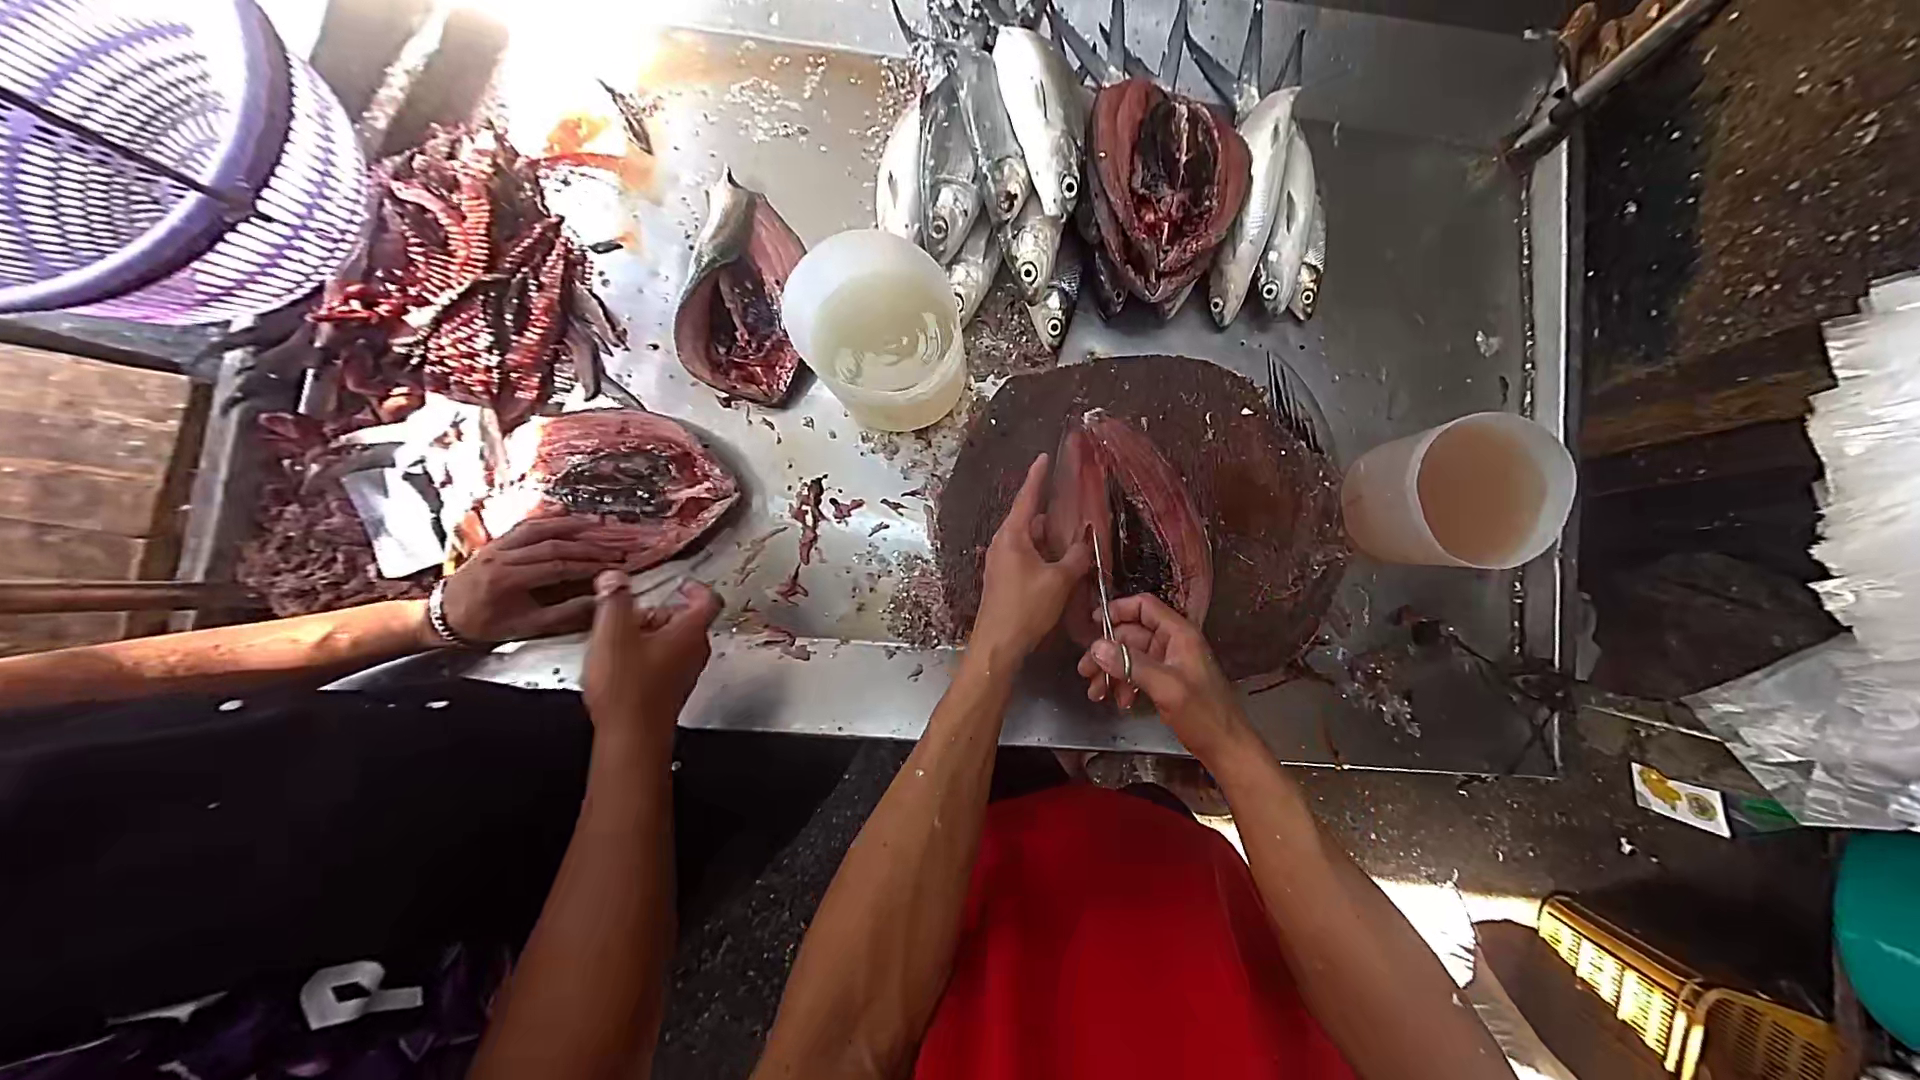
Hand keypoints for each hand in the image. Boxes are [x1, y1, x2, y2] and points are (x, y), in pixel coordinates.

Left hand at [440, 517, 628, 643]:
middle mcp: (502, 556)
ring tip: (597, 526)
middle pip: (553, 544)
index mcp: (507, 580)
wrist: (443, 615)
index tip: (612, 568)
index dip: (588, 566)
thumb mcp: (525, 627)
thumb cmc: (485, 624)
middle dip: (588, 547)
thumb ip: (562, 614)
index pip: (558, 567)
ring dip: (571, 525)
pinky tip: (566, 512)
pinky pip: (525, 524)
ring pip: (540, 528)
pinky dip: (548, 517)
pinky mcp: (497, 541)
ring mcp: (498, 545)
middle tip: (613, 550)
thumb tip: (597, 602)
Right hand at [583, 570, 721, 747]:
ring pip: (674, 641)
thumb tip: (615, 578)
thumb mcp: (613, 633)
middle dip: (659, 612)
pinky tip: (622, 664)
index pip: (707, 600)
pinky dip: (648, 655)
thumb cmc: (629, 688)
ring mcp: (686, 672)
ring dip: (650, 634)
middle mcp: (695, 651)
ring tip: (620, 640)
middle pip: (685, 620)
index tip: (682, 584)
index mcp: (690, 632)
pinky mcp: (672, 689)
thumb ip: (615, 600)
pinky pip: (665, 662)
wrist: (631, 736)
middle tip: (632, 615)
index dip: (695, 588)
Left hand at [971, 453, 1091, 664]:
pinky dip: (1043, 554)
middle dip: (1050, 513)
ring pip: (1029, 540)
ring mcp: (1000, 561)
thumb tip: (1086, 543)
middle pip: (1029, 519)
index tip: (1044, 458)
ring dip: (1049, 538)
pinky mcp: (1003, 578)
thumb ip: (1076, 558)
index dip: (1038, 477)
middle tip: (1072, 507)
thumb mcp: (1059, 580)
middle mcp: (1002, 543)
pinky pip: (1026, 556)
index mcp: (1012, 535)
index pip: (1027, 497)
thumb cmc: (1026, 607)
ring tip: (1073, 538)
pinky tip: (1060, 563)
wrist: (998, 643)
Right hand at [1077, 594, 1255, 763]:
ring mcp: (1168, 662)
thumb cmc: (1206, 716)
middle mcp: (1173, 643)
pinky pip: (1136, 673)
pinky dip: (1123, 684)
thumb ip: (1131, 664)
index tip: (1094, 623)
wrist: (1227, 749)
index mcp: (1179, 634)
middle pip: (1130, 634)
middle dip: (1107, 651)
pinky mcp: (1165, 681)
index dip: (1117, 610)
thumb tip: (1098, 647)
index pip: (1144, 607)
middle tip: (1087, 669)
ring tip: (1097, 690)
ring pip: (1130, 655)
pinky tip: (1119, 699)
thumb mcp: (1166, 687)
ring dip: (1111, 671)